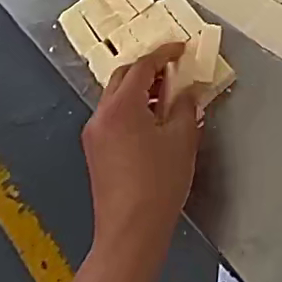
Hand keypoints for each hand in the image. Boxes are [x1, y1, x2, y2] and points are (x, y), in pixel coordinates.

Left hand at [82, 44, 200, 247]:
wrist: (130, 233)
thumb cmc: (159, 184)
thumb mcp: (182, 139)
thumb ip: (186, 107)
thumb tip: (187, 92)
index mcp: (122, 106)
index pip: (143, 66)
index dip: (164, 53)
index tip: (181, 48)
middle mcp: (102, 115)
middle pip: (124, 76)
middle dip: (149, 68)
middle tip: (174, 69)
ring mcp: (94, 134)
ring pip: (116, 96)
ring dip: (140, 89)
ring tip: (168, 95)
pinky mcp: (94, 151)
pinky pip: (113, 115)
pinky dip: (132, 107)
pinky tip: (153, 120)